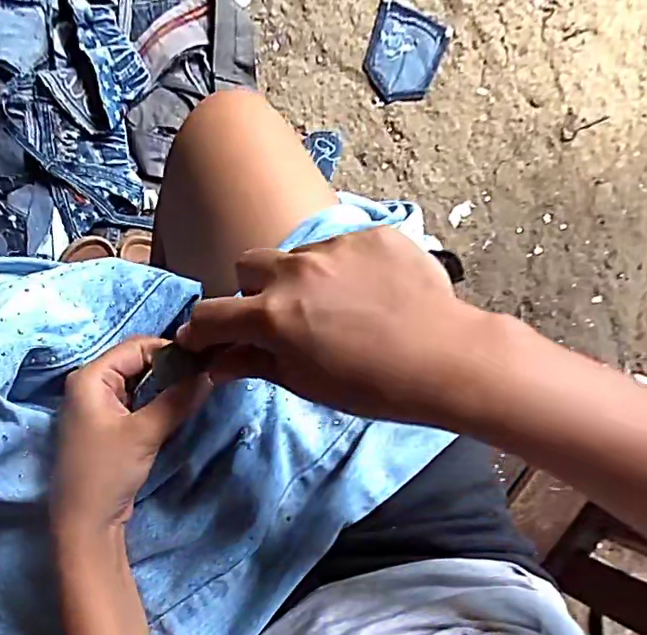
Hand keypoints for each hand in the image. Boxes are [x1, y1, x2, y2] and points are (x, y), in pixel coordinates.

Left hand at [52, 337, 210, 541]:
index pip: (137, 347)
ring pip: (139, 385)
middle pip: (138, 363)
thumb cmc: (108, 471)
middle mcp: (90, 385)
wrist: (86, 520)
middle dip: (171, 370)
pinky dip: (157, 404)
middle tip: (205, 378)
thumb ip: (177, 400)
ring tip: (197, 392)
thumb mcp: (145, 433)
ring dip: (166, 388)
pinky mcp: (108, 428)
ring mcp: (98, 408)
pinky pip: (136, 404)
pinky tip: (177, 411)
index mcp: (90, 377)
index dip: (172, 351)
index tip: (205, 362)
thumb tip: (210, 374)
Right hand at [174, 225, 502, 427]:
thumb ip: (257, 365)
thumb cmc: (372, 387)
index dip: (202, 330)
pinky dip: (344, 269)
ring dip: (299, 277)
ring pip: (296, 254)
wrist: (444, 359)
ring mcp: (335, 247)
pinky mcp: (372, 234)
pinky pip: (341, 247)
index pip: (211, 314)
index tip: (206, 340)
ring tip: (337, 305)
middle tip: (280, 318)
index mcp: (272, 316)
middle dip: (252, 291)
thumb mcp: (307, 383)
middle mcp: (295, 271)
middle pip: (247, 266)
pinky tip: (372, 294)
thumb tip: (218, 364)